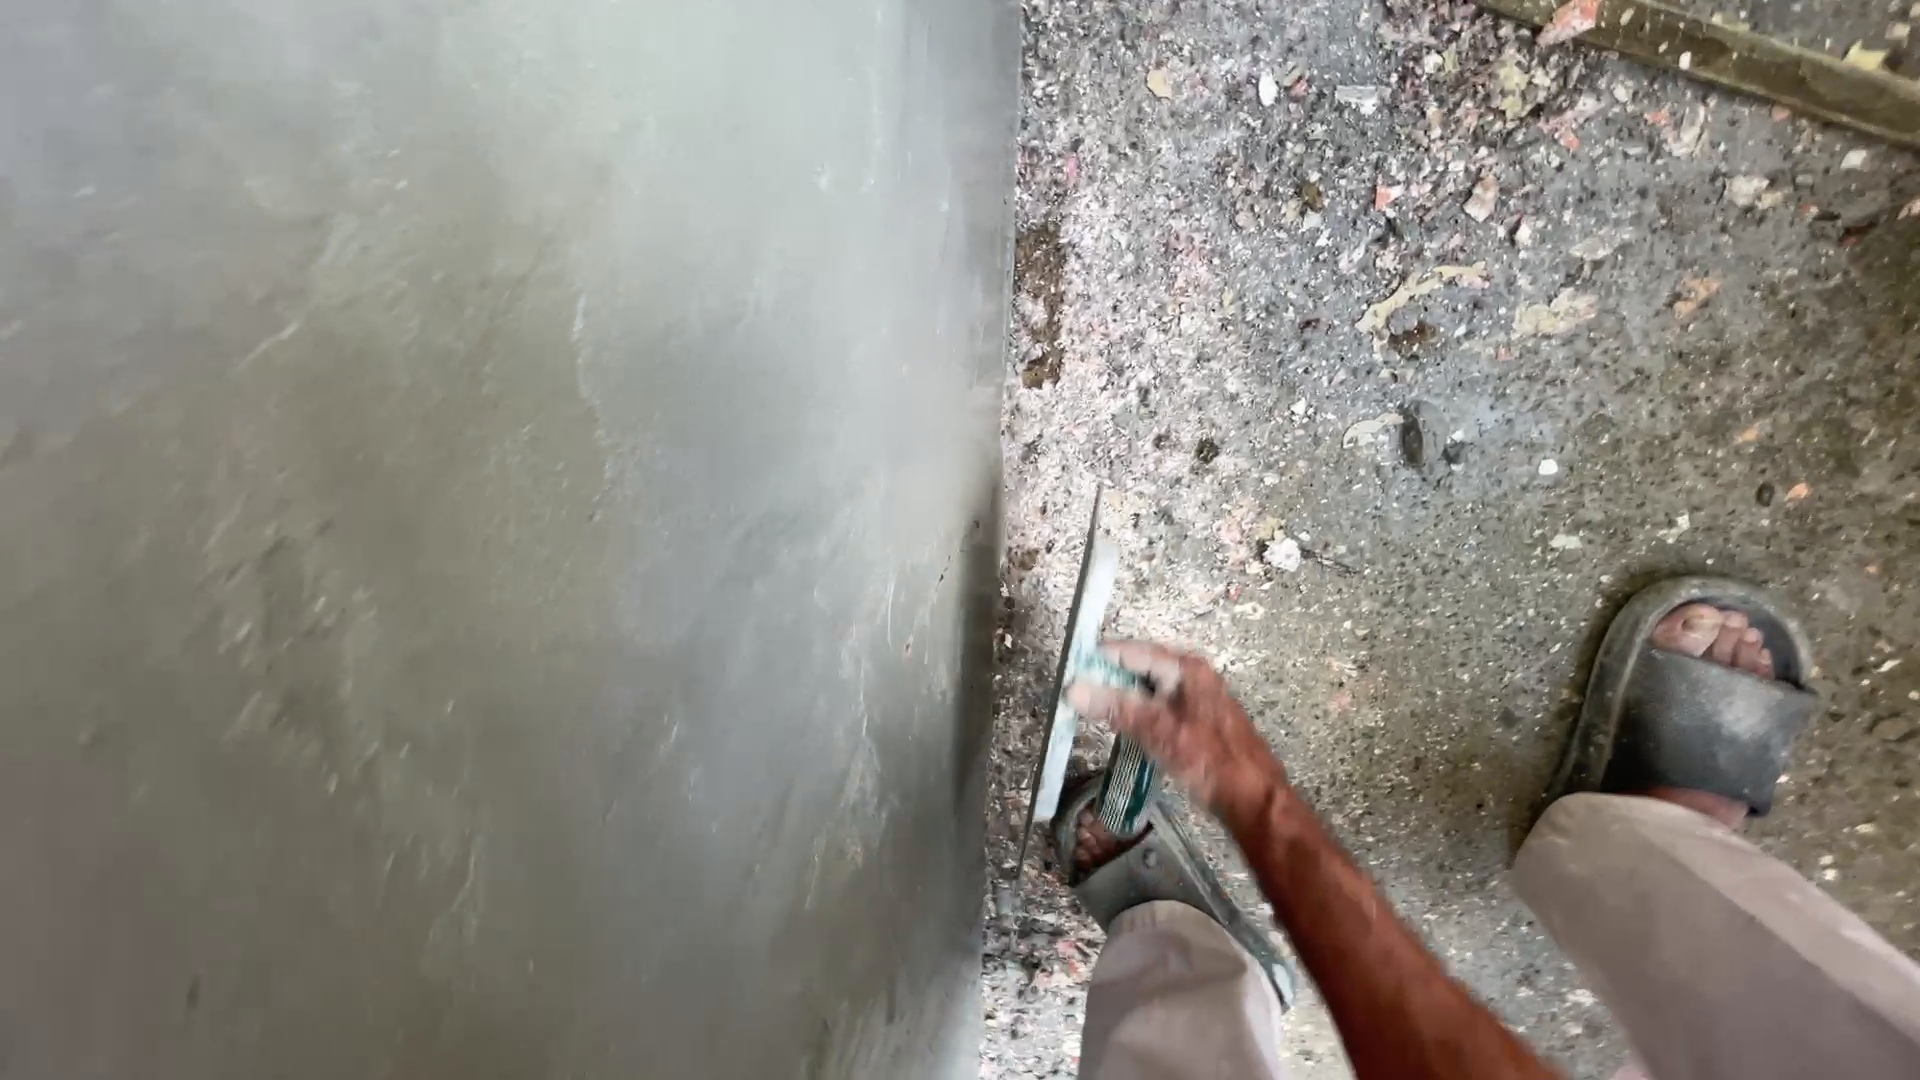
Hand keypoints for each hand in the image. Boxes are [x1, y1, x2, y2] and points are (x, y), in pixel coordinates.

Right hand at [1066, 640, 1286, 830]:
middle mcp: (1192, 675)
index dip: (1099, 660)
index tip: (1069, 672)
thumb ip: (1115, 707)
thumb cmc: (1210, 761)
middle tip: (1078, 694)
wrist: (1254, 799)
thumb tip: (1073, 689)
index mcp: (1185, 668)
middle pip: (1140, 667)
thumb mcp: (1158, 731)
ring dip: (1122, 698)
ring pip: (1148, 688)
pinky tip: (1124, 729)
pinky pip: (1158, 706)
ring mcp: (1195, 697)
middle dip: (1108, 679)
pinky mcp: (1196, 720)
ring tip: (1093, 711)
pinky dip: (1138, 713)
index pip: (1132, 651)